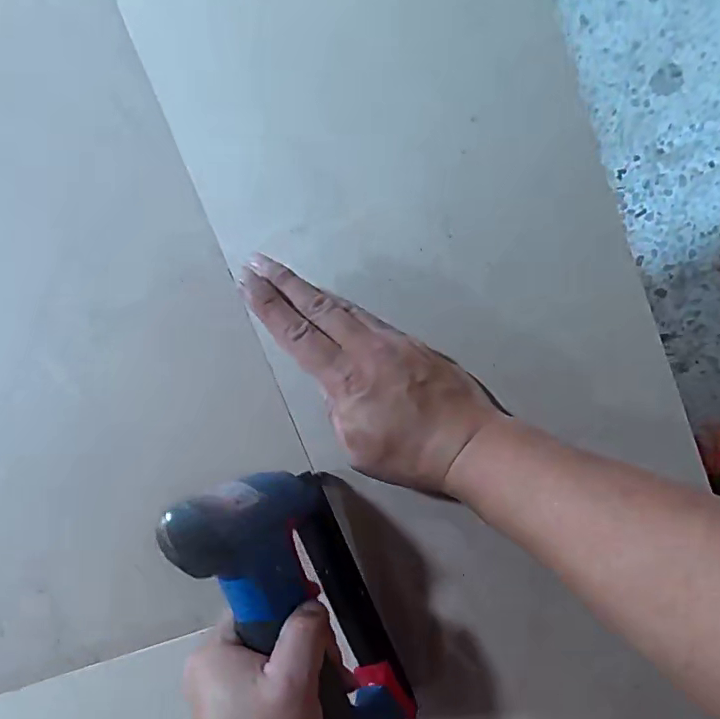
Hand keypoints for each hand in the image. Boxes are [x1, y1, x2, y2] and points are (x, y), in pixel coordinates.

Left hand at [183, 603, 331, 718]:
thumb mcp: (295, 681)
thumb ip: (305, 633)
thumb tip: (310, 606)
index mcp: (213, 651)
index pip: (256, 607)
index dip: (291, 608)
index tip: (322, 623)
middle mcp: (207, 667)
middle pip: (266, 634)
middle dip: (306, 648)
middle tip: (334, 672)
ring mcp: (215, 693)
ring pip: (270, 660)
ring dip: (305, 670)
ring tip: (332, 693)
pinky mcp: (228, 715)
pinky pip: (264, 684)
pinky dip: (291, 689)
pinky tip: (315, 706)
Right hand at [238, 254, 507, 494]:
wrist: (469, 444)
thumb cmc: (412, 456)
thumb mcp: (358, 447)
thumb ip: (340, 413)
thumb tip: (337, 391)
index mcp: (347, 381)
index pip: (299, 337)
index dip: (271, 308)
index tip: (249, 283)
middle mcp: (368, 351)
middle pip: (319, 309)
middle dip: (285, 283)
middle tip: (258, 262)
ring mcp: (395, 343)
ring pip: (347, 309)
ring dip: (315, 292)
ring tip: (291, 279)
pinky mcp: (416, 345)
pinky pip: (373, 320)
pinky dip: (348, 310)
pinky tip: (340, 309)